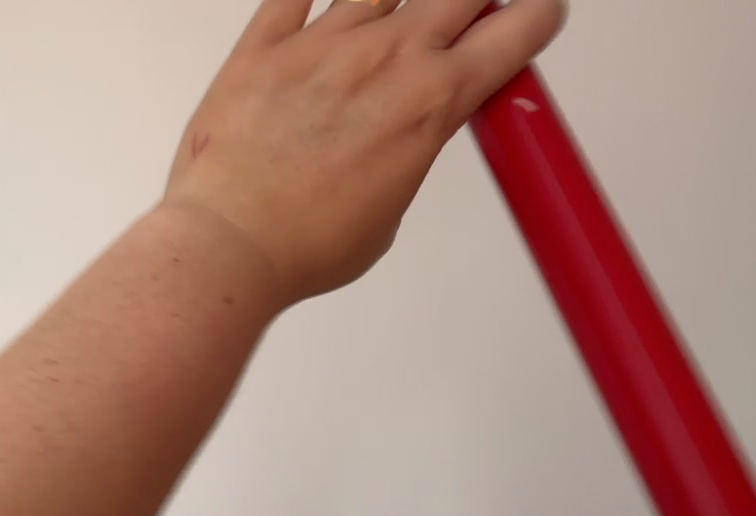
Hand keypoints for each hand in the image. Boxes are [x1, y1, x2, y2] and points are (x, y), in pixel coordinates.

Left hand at [165, 0, 564, 302]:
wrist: (226, 250)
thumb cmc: (299, 251)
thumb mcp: (387, 217)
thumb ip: (408, 156)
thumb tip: (401, 140)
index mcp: (434, 100)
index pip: (522, 26)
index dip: (529, 24)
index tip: (518, 30)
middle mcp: (386, 56)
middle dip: (467, 7)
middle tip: (446, 32)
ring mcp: (319, 47)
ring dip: (385, 6)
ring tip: (370, 38)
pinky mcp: (258, 54)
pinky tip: (312, 8)